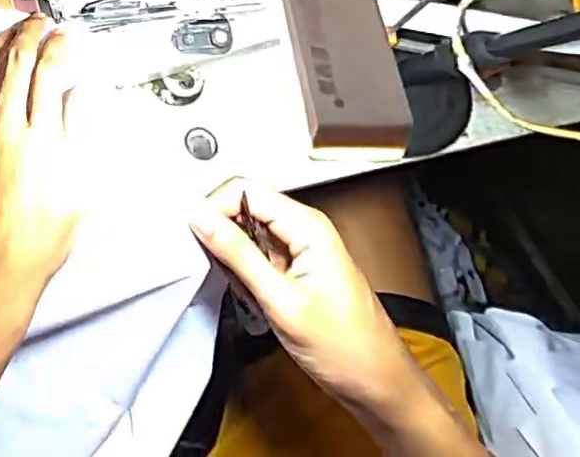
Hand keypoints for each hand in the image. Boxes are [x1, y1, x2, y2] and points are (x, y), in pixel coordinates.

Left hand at [0, 17, 83, 339]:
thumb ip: (80, 134)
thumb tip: (80, 93)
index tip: (68, 33)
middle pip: (15, 60)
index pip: (49, 71)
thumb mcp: (79, 189)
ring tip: (12, 31)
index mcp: (39, 139)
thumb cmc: (38, 239)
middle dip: (30, 32)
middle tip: (42, 22)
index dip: (61, 44)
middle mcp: (4, 128)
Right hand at [189, 180, 410, 412]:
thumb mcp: (281, 301)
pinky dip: (247, 274)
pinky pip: (256, 254)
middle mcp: (304, 227)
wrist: (382, 390)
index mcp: (307, 224)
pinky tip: (256, 298)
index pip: (244, 190)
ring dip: (236, 260)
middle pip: (243, 208)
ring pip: (246, 232)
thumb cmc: (349, 351)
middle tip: (225, 271)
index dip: (216, 209)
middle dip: (225, 237)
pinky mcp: (294, 264)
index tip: (197, 233)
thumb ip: (237, 254)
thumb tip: (202, 218)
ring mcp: (299, 245)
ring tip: (248, 292)